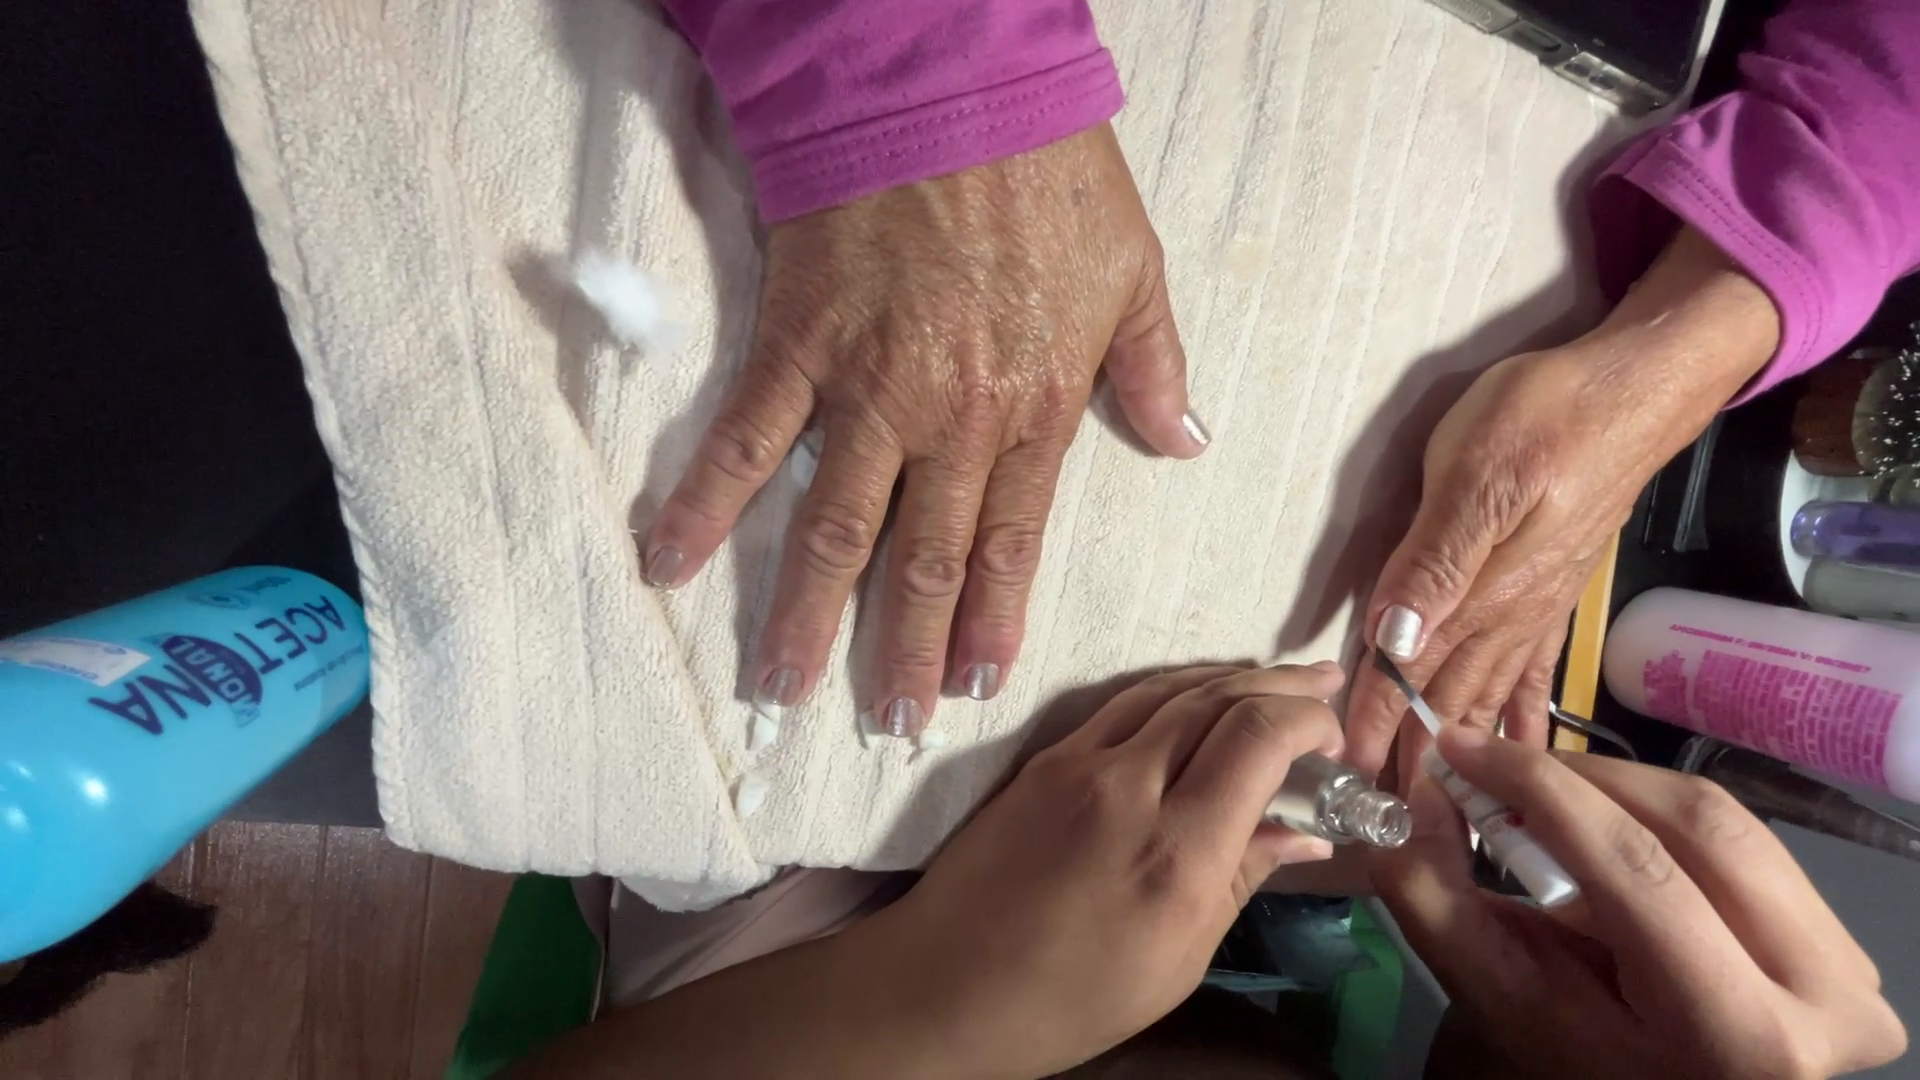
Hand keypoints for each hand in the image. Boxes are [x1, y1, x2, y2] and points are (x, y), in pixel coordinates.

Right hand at [641, 124, 1204, 738]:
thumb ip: (1153, 369)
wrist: (949, 85)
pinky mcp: (796, 349)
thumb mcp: (1133, 271)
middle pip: (923, 560)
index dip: (991, 620)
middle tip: (888, 722)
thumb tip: (1185, 444)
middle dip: (905, 650)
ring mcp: (865, 392)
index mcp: (1030, 412)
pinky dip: (703, 504)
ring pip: (836, 528)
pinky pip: (742, 440)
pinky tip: (669, 564)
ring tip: (783, 688)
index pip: (1011, 544)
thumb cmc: (1048, 178)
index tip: (973, 684)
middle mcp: (948, 422)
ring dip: (807, 616)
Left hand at [853, 663, 1345, 1076]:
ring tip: (1273, 674)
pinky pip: (1122, 702)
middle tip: (1324, 681)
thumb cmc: (1073, 995)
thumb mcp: (1179, 957)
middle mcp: (1129, 787)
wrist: (950, 976)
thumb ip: (1242, 878)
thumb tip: (1304, 832)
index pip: (1253, 740)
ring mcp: (1079, 762)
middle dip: (1280, 683)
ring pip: (1168, 689)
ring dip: (1227, 674)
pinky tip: (1195, 692)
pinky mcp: (1046, 756)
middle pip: (1216, 701)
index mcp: (1176, 852)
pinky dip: (1172, 688)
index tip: (1331, 734)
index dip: (1304, 720)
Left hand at [1345, 227, 1780, 778]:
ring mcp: (1533, 604)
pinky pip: (1526, 666)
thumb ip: (1434, 566)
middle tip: (1385, 811)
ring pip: (1482, 693)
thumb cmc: (1541, 420)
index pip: (1409, 673)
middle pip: (1446, 700)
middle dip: (1412, 754)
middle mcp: (1506, 613)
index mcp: (1477, 595)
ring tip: (1443, 801)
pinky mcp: (1549, 587)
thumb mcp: (1476, 482)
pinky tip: (1519, 746)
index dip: (1374, 722)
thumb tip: (1395, 640)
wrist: (1635, 384)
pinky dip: (1517, 710)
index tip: (1346, 773)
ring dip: (1459, 748)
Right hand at [1373, 728, 1906, 1078]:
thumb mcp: (1479, 978)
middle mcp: (1830, 1001)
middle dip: (1569, 774)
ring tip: (1538, 797)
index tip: (1458, 744)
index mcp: (1737, 1030)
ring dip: (1604, 782)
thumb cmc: (1559, 1043)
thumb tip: (1422, 784)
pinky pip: (1732, 830)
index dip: (1535, 783)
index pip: (1633, 863)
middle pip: (1689, 823)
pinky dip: (1641, 803)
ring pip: (1714, 814)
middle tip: (1493, 766)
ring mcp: (1856, 971)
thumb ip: (1427, 885)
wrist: (1642, 1076)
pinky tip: (1594, 824)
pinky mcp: (1845, 940)